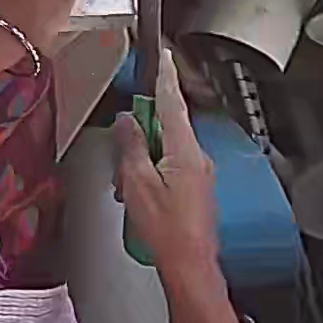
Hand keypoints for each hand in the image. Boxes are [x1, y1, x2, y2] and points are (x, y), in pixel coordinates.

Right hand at [116, 49, 225, 294]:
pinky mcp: (196, 186)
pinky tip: (137, 191)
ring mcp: (199, 173)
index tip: (163, 54)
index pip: (172, 103)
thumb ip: (131, 144)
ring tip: (127, 185)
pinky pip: (170, 163)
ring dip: (141, 157)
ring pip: (164, 146)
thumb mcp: (137, 182)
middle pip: (165, 125)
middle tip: (123, 158)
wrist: (190, 268)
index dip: (165, 76)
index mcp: (185, 151)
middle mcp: (198, 157)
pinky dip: (150, 169)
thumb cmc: (165, 230)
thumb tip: (127, 119)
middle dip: (139, 133)